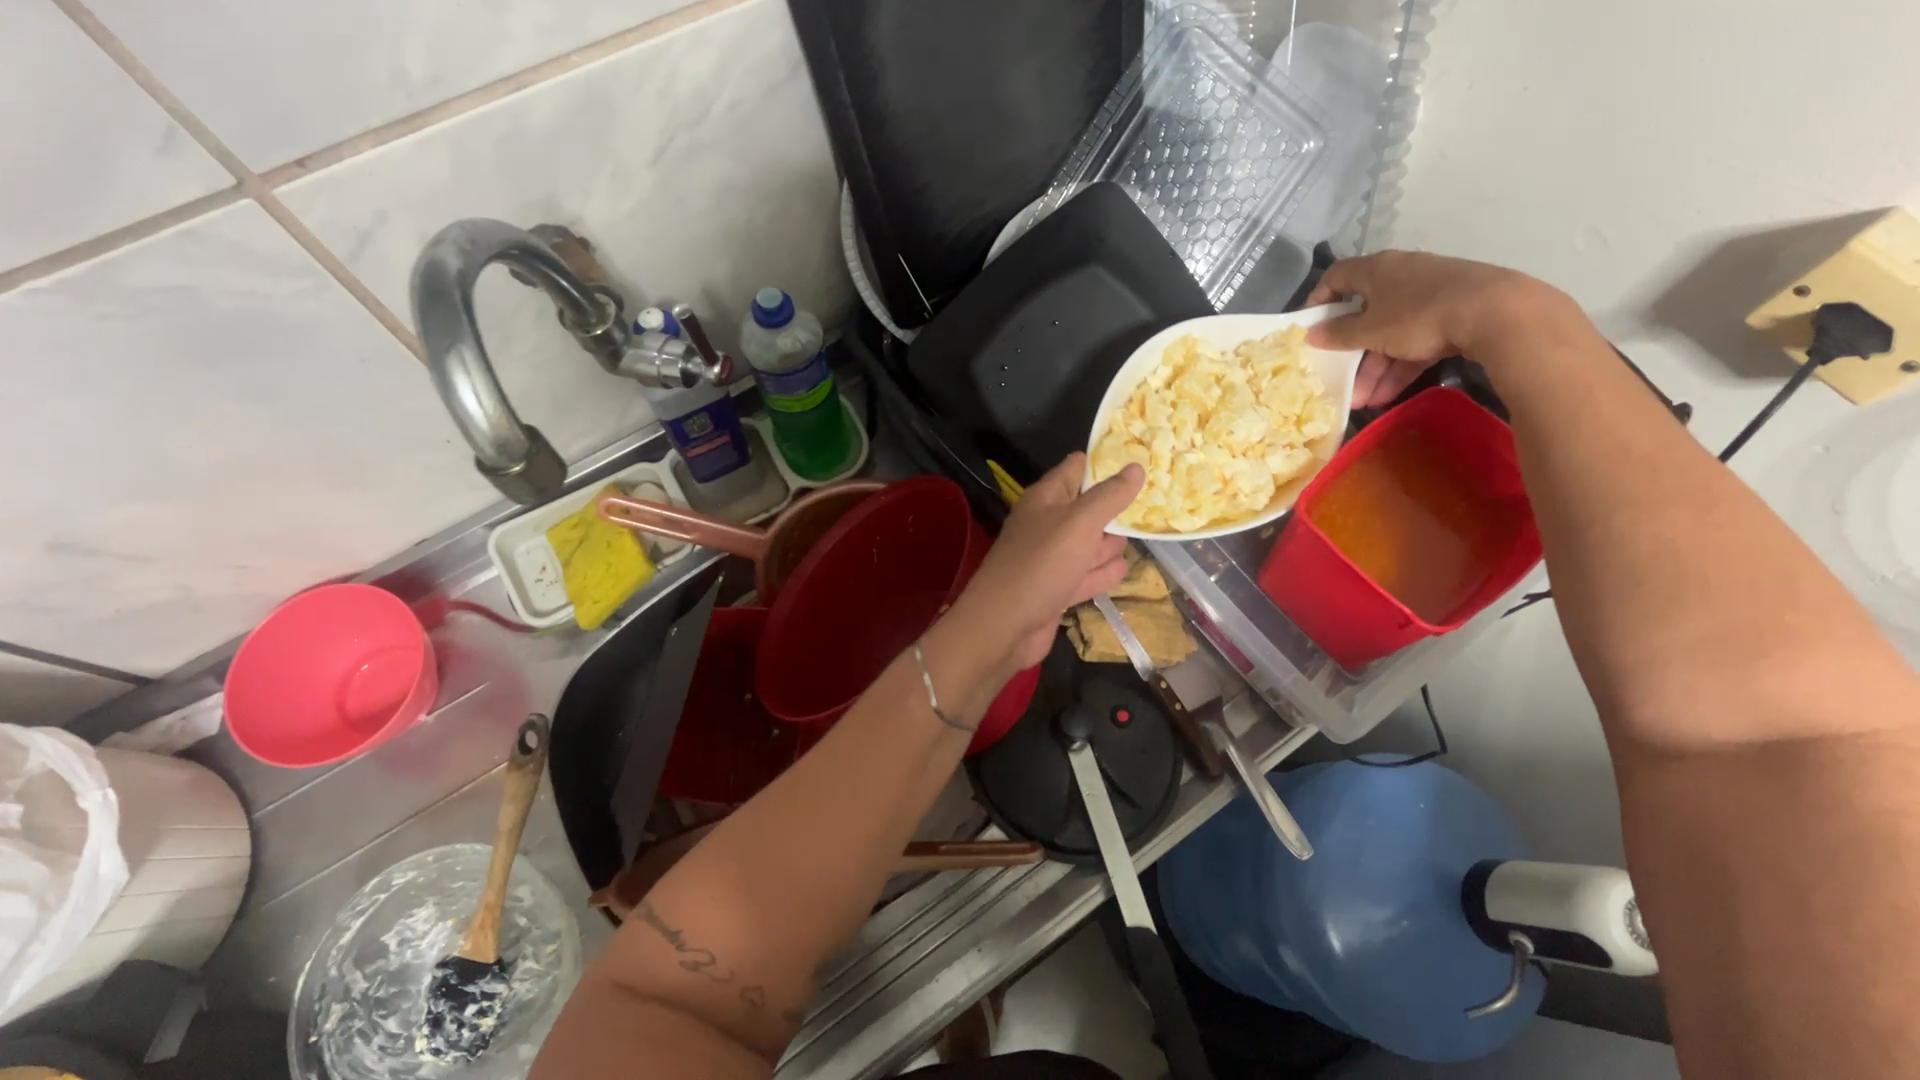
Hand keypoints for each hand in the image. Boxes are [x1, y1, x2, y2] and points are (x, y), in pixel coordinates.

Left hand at [950, 454, 1144, 671]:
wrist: (1004, 625)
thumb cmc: (1041, 564)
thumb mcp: (1079, 523)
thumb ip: (1109, 496)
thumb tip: (1136, 467)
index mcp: (1045, 499)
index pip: (1076, 468)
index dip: (1105, 462)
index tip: (1140, 459)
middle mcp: (1046, 524)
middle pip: (1085, 508)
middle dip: (1114, 507)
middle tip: (1153, 502)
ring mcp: (1050, 560)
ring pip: (1087, 544)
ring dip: (1110, 542)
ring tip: (1143, 535)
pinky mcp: (1055, 590)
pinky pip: (1084, 575)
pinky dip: (1102, 572)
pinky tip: (1124, 568)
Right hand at [1305, 251, 1572, 407]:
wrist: (1496, 312)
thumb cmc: (1419, 314)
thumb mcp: (1371, 330)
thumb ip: (1339, 333)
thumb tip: (1311, 333)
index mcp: (1378, 270)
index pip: (1338, 276)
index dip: (1320, 298)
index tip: (1309, 325)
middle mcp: (1402, 276)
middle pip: (1367, 314)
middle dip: (1352, 352)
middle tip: (1339, 379)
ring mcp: (1430, 295)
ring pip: (1392, 334)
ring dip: (1376, 368)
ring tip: (1364, 401)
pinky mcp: (1453, 315)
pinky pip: (1416, 342)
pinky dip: (1401, 366)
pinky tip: (1389, 396)